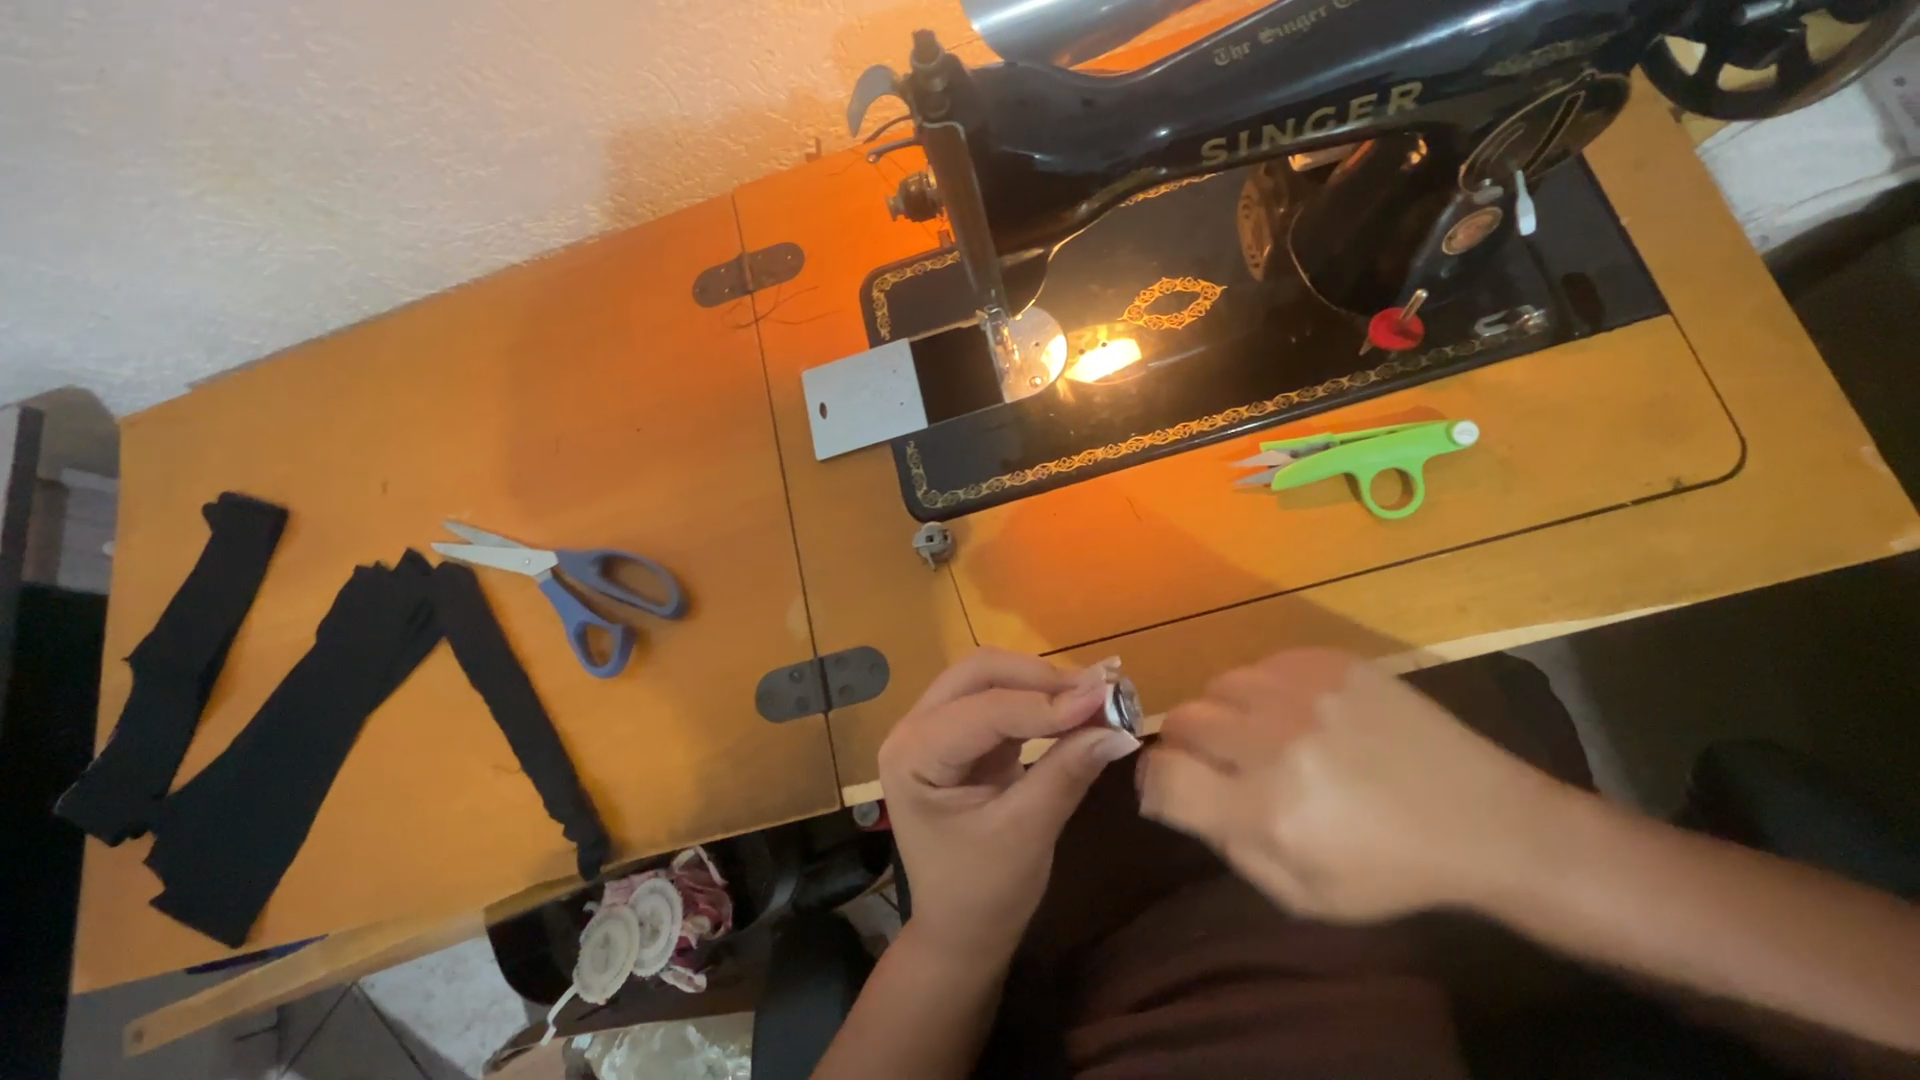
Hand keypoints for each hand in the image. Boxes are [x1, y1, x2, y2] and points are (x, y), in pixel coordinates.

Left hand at [879, 649, 1141, 961]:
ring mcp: (935, 730)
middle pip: (979, 675)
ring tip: (1097, 696)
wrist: (962, 929)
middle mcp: (914, 730)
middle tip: (1101, 691)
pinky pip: (1001, 700)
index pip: (983, 710)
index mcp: (912, 756)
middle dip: (1040, 678)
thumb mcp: (1027, 834)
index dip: (1045, 701)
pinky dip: (1039, 701)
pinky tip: (1077, 708)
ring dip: (1043, 683)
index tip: (1106, 698)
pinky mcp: (962, 737)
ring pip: (990, 679)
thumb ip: (1066, 773)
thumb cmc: (983, 891)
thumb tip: (1118, 727)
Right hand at [1138, 648, 1576, 921]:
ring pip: (1217, 686)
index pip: (1161, 776)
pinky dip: (1263, 690)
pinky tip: (1295, 714)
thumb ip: (1227, 846)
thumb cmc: (1388, 872)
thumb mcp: (1299, 893)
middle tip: (1218, 766)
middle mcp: (1273, 743)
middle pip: (1180, 722)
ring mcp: (1304, 693)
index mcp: (1265, 810)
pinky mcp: (1331, 662)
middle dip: (1186, 748)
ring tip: (1258, 736)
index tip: (1170, 790)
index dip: (1153, 784)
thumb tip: (1176, 796)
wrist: (1484, 820)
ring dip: (1224, 715)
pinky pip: (1261, 663)